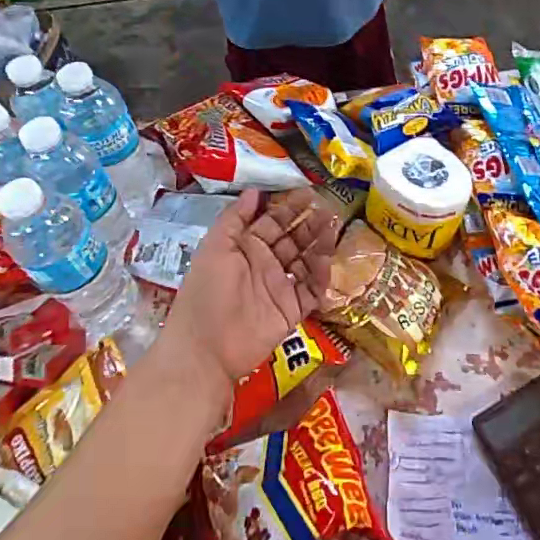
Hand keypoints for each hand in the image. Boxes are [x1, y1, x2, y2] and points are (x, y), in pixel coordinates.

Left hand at [156, 188, 335, 403]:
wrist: (205, 349)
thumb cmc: (206, 291)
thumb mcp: (215, 247)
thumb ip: (235, 218)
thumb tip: (254, 190)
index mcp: (246, 247)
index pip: (273, 222)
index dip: (290, 208)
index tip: (310, 193)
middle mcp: (265, 264)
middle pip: (293, 239)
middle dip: (310, 223)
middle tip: (330, 209)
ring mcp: (279, 287)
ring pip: (306, 261)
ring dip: (319, 245)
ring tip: (333, 228)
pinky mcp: (291, 311)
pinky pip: (311, 290)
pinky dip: (320, 277)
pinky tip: (326, 262)